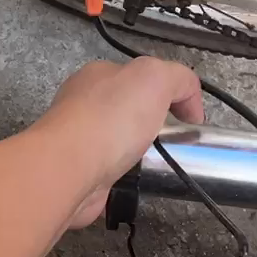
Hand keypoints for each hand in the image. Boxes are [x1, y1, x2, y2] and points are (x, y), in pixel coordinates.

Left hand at [34, 58, 205, 229]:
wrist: (69, 167)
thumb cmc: (110, 119)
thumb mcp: (155, 77)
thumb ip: (177, 77)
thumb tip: (188, 100)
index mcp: (100, 74)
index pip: (141, 77)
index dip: (169, 94)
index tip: (187, 120)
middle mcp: (85, 102)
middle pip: (129, 109)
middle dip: (152, 125)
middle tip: (171, 143)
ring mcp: (78, 136)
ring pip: (119, 141)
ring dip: (139, 154)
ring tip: (155, 165)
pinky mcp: (78, 169)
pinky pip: (110, 171)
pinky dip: (125, 178)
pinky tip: (135, 182)